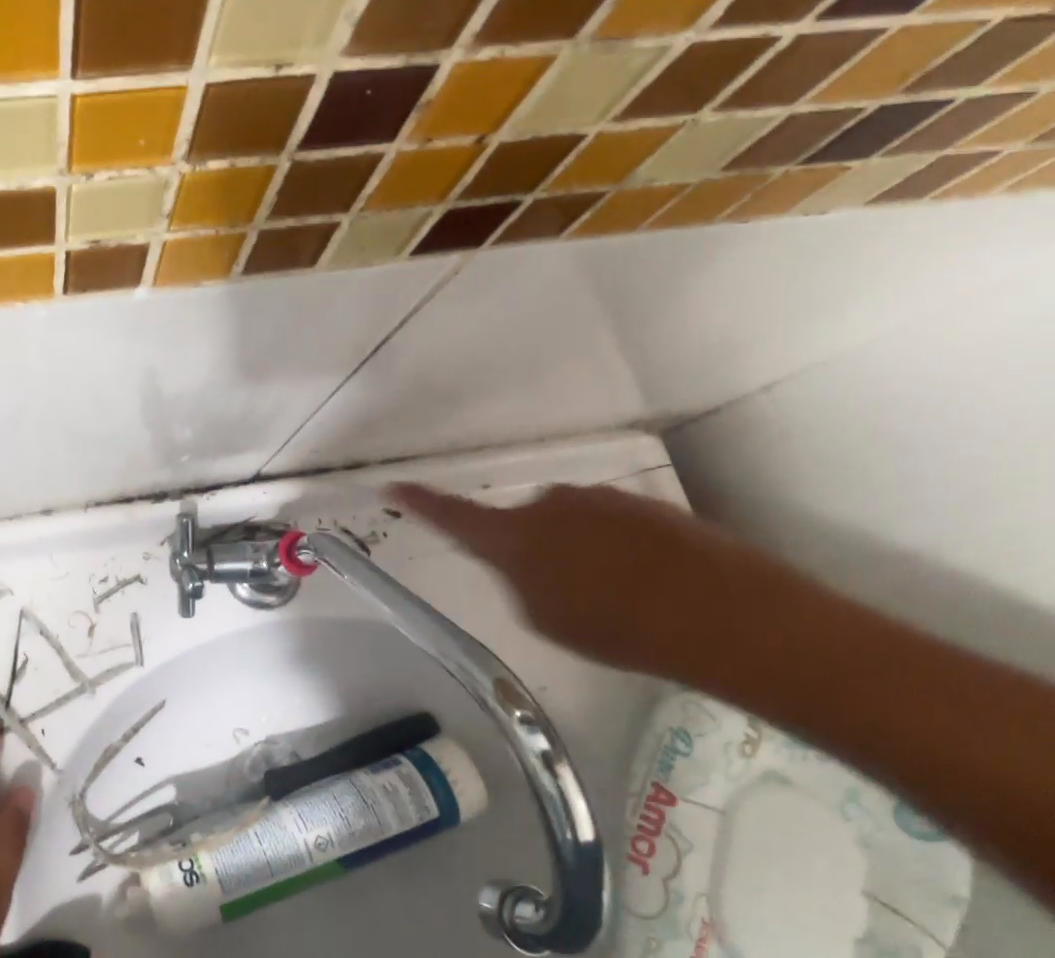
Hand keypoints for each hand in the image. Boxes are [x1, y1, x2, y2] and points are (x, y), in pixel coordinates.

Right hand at [388, 482, 781, 679]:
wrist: (720, 612)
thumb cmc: (615, 627)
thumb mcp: (545, 618)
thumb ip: (520, 582)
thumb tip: (529, 562)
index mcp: (513, 536)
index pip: (453, 516)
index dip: (421, 503)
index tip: (392, 486)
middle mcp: (549, 504)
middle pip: (524, 523)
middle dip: (533, 549)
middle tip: (562, 596)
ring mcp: (599, 499)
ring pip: (571, 524)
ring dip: (579, 552)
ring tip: (616, 598)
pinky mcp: (643, 504)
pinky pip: (612, 527)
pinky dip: (618, 552)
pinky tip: (648, 587)